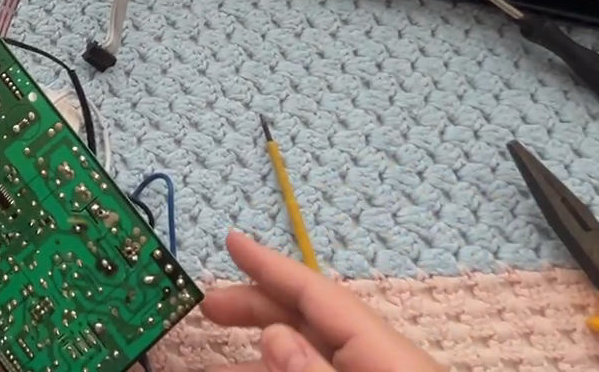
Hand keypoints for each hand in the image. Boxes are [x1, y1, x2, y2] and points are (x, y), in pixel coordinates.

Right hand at [200, 231, 443, 371]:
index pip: (320, 295)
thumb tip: (273, 333)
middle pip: (309, 323)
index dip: (271, 264)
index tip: (230, 239)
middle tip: (206, 308)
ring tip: (211, 369)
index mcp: (391, 359)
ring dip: (256, 362)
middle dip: (255, 312)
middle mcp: (383, 366)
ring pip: (306, 362)